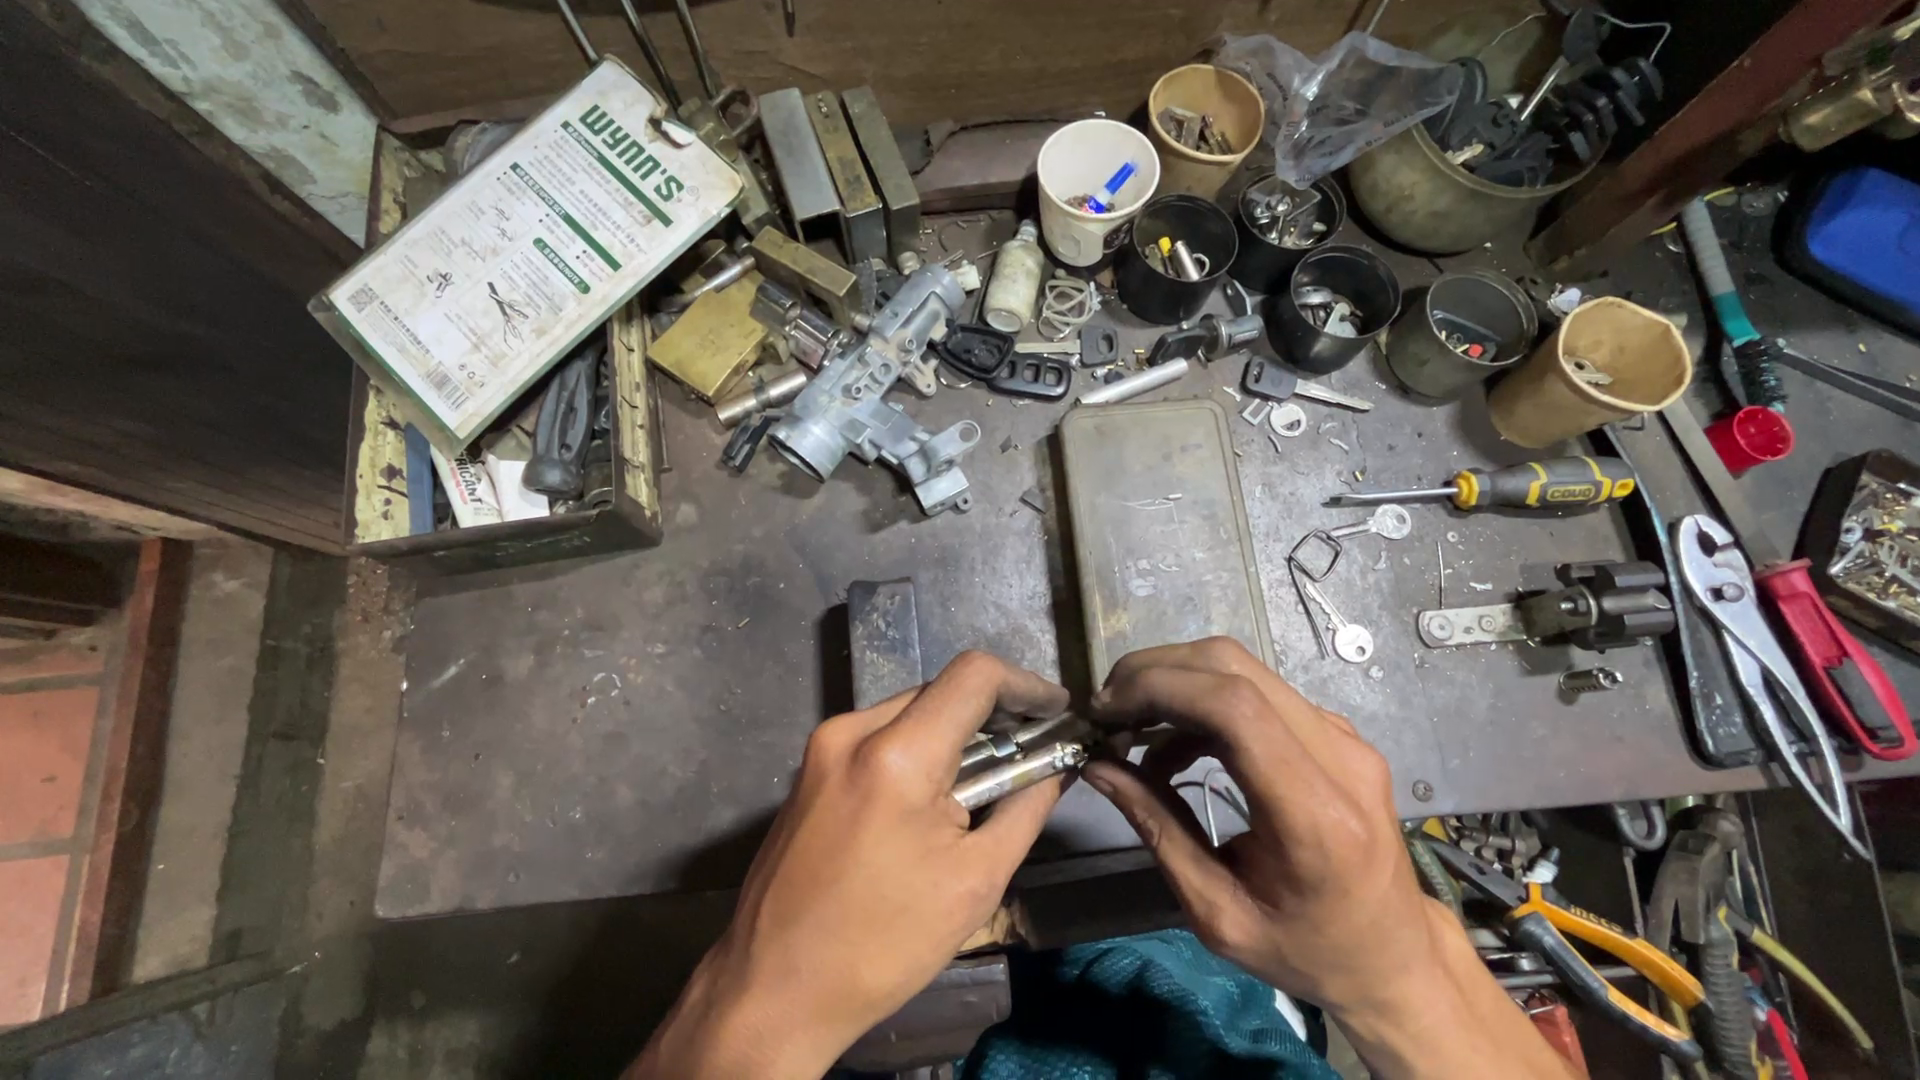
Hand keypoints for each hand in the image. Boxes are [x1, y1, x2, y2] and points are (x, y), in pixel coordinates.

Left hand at [628, 652, 1070, 1079]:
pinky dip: (918, 750)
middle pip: (941, 691)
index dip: (1025, 684)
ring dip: (956, 734)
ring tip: (986, 781)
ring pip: (910, 711)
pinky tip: (934, 797)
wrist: (773, 989)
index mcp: (896, 754)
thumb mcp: (975, 881)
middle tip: (1032, 752)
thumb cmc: (883, 944)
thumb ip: (1025, 807)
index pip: (974, 675)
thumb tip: (1058, 765)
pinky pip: (879, 736)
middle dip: (994, 715)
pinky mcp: (809, 769)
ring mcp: (822, 747)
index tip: (1056, 711)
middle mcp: (851, 730)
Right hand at [1082, 638, 1573, 1078]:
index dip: (1160, 689)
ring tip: (1129, 728)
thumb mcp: (1217, 913)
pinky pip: (1257, 690)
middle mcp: (1339, 757)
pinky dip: (1200, 700)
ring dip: (1174, 682)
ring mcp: (1343, 736)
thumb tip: (1096, 765)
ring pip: (1242, 667)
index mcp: (1314, 816)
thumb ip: (1157, 829)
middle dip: (1155, 673)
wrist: (1393, 956)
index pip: (1235, 708)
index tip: (1104, 712)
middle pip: (1234, 668)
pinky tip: (1172, 744)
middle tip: (1105, 711)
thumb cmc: (1305, 950)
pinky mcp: (1335, 731)